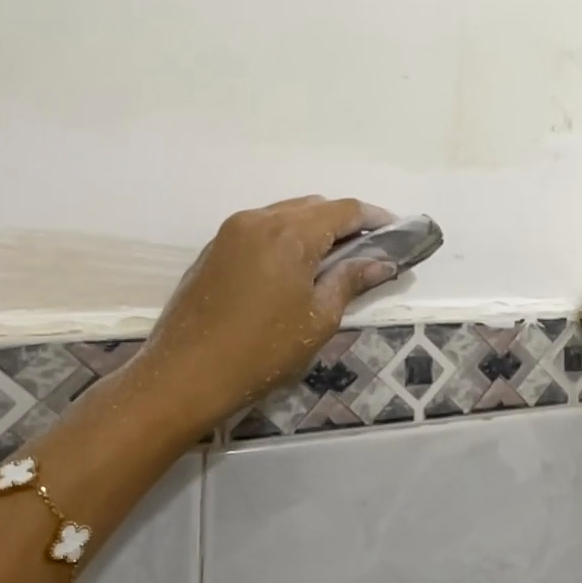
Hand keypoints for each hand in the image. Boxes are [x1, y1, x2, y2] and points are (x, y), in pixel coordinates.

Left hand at [133, 196, 399, 427]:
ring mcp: (232, 232)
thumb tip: (381, 263)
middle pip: (315, 206)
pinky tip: (296, 267)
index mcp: (289, 233)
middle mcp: (260, 220)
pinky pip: (263, 229)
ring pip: (287, 214)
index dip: (376, 218)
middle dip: (346, 223)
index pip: (345, 210)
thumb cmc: (261, 351)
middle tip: (369, 251)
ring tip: (335, 259)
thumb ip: (350, 281)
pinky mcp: (214, 248)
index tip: (398, 232)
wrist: (183, 376)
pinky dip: (287, 238)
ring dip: (315, 228)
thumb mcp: (318, 319)